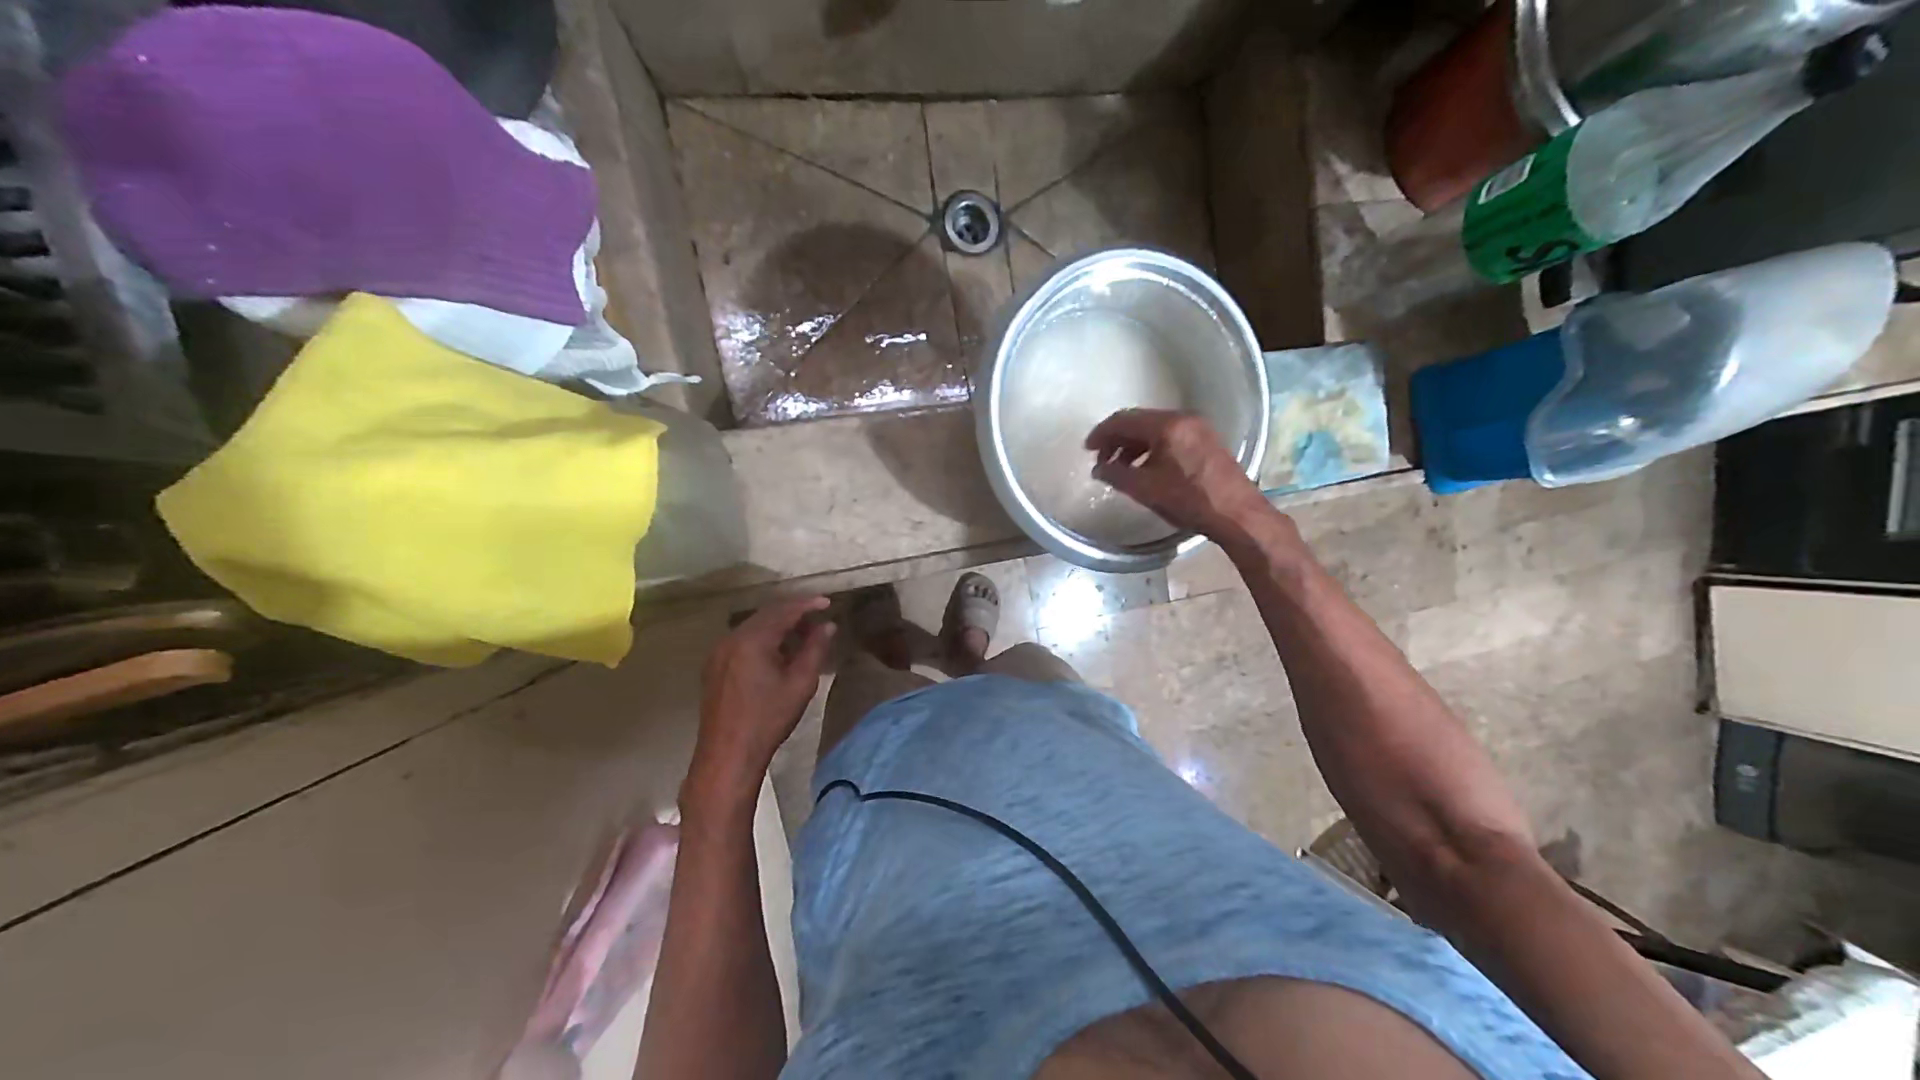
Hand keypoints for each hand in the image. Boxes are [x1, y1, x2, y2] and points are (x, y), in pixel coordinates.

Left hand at [687, 596, 835, 809]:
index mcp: (752, 639)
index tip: (827, 602)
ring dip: (777, 626)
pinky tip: (776, 652)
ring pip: (752, 627)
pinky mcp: (714, 666)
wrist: (727, 754)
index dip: (807, 604)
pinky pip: (742, 641)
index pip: (784, 611)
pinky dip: (762, 638)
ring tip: (801, 635)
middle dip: (792, 613)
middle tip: (817, 618)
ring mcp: (718, 652)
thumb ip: (815, 649)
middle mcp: (731, 638)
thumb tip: (827, 626)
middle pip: (766, 614)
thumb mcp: (800, 684)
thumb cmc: (769, 719)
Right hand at [1086, 409, 1277, 540]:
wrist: (1237, 514)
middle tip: (1102, 459)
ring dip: (1134, 444)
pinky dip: (1152, 447)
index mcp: (1167, 425)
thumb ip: (1116, 475)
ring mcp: (1198, 428)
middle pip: (1140, 421)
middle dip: (1117, 438)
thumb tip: (1099, 469)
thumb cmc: (1189, 500)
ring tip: (1121, 467)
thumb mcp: (1144, 489)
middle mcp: (1183, 419)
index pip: (1124, 420)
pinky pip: (1171, 436)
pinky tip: (1145, 467)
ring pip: (1155, 428)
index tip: (1088, 449)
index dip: (1101, 434)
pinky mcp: (1207, 441)